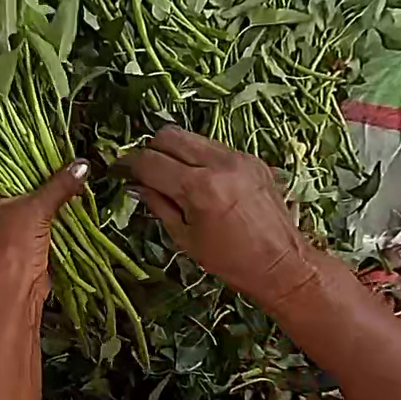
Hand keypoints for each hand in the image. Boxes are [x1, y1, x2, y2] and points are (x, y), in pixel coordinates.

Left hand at [0, 159, 90, 303]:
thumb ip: (59, 185)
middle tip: (62, 153)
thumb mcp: (37, 209)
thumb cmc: (13, 247)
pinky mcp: (23, 235)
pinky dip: (53, 206)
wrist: (16, 289)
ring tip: (69, 170)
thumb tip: (82, 165)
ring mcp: (7, 221)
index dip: (21, 151)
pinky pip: (40, 213)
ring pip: (30, 197)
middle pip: (17, 180)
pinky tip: (70, 193)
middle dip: (40, 171)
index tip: (44, 139)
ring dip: (49, 190)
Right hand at [122, 126, 319, 309]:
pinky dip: (199, 158)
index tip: (118, 169)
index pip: (151, 161)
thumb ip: (159, 204)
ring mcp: (239, 157)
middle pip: (169, 135)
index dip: (129, 164)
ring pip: (192, 137)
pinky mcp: (252, 159)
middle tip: (145, 171)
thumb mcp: (185, 238)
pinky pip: (214, 147)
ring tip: (173, 177)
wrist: (282, 264)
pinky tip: (201, 181)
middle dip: (151, 150)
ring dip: (175, 152)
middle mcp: (219, 164)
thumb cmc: (230, 262)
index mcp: (199, 188)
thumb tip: (136, 184)